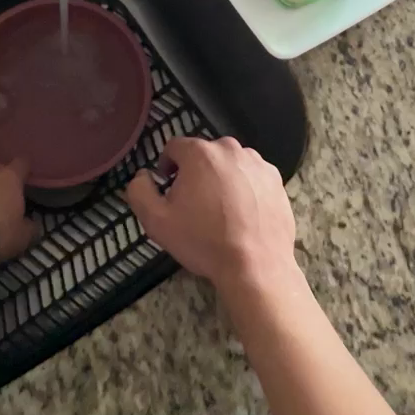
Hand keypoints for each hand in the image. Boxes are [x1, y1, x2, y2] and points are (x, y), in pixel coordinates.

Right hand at [125, 137, 299, 294]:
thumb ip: (140, 192)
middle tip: (194, 205)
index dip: (167, 167)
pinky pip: (251, 176)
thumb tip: (142, 176)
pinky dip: (244, 187)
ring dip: (220, 178)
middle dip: (195, 173)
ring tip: (221, 212)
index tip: (169, 189)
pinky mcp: (274, 178)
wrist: (256, 266)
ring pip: (228, 163)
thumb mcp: (157, 222)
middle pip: (203, 154)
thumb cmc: (204, 242)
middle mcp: (229, 149)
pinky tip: (243, 214)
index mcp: (200, 153)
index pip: (174, 147)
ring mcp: (256, 162)